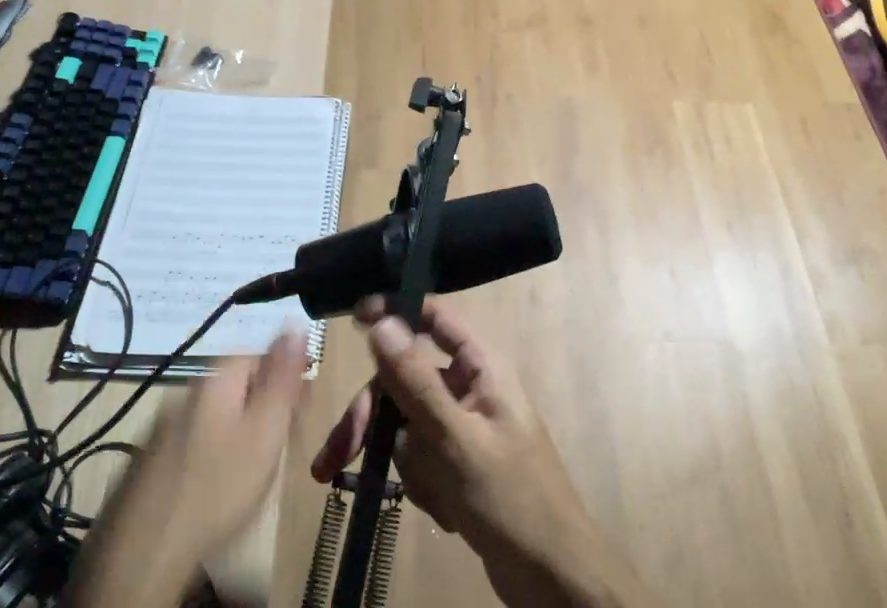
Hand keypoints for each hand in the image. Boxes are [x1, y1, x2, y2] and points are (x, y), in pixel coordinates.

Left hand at [71, 331, 307, 607]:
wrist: (145, 551)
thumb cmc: (219, 486)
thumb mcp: (265, 430)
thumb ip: (282, 377)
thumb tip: (296, 323)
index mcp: (213, 381)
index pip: (255, 352)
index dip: (283, 371)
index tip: (301, 401)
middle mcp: (182, 394)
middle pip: (232, 384)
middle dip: (260, 401)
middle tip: (280, 436)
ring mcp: (158, 429)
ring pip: (210, 414)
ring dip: (234, 428)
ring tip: (252, 463)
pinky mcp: (145, 463)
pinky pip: (189, 442)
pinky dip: (208, 453)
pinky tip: (214, 483)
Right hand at [311, 297, 654, 607]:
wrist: (551, 574)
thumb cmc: (510, 499)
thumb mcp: (455, 440)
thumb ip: (415, 382)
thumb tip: (381, 322)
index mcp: (482, 367)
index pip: (433, 318)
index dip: (394, 312)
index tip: (351, 319)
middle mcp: (472, 387)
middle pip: (404, 380)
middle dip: (373, 420)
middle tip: (336, 457)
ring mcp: (466, 425)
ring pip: (407, 423)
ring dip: (408, 463)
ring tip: (432, 500)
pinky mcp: (461, 461)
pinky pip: (421, 456)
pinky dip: (423, 483)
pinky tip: (445, 512)